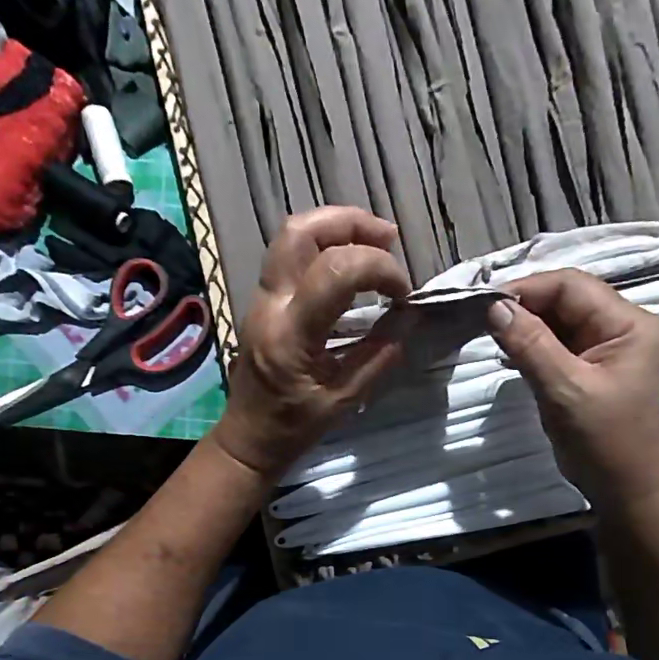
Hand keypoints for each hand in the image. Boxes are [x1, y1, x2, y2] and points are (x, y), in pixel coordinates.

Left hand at [210, 207, 411, 478]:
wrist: (249, 436)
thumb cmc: (295, 425)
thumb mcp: (345, 400)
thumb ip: (379, 356)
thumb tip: (409, 317)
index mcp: (291, 334)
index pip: (335, 272)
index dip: (378, 269)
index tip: (402, 293)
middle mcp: (270, 304)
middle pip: (301, 232)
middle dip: (351, 223)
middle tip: (390, 238)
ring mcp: (261, 297)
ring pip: (291, 234)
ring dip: (337, 226)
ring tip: (376, 242)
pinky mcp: (263, 298)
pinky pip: (290, 252)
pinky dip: (325, 243)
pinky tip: (352, 260)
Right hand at [489, 269, 658, 509]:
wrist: (623, 489)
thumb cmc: (603, 440)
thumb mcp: (565, 390)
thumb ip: (530, 345)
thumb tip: (493, 306)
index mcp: (628, 323)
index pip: (572, 286)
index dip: (527, 288)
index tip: (485, 303)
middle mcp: (620, 326)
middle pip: (564, 299)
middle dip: (524, 307)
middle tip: (482, 318)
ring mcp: (604, 347)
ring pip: (557, 320)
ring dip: (524, 326)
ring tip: (491, 335)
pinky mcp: (588, 366)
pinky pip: (555, 343)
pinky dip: (530, 345)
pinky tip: (508, 353)